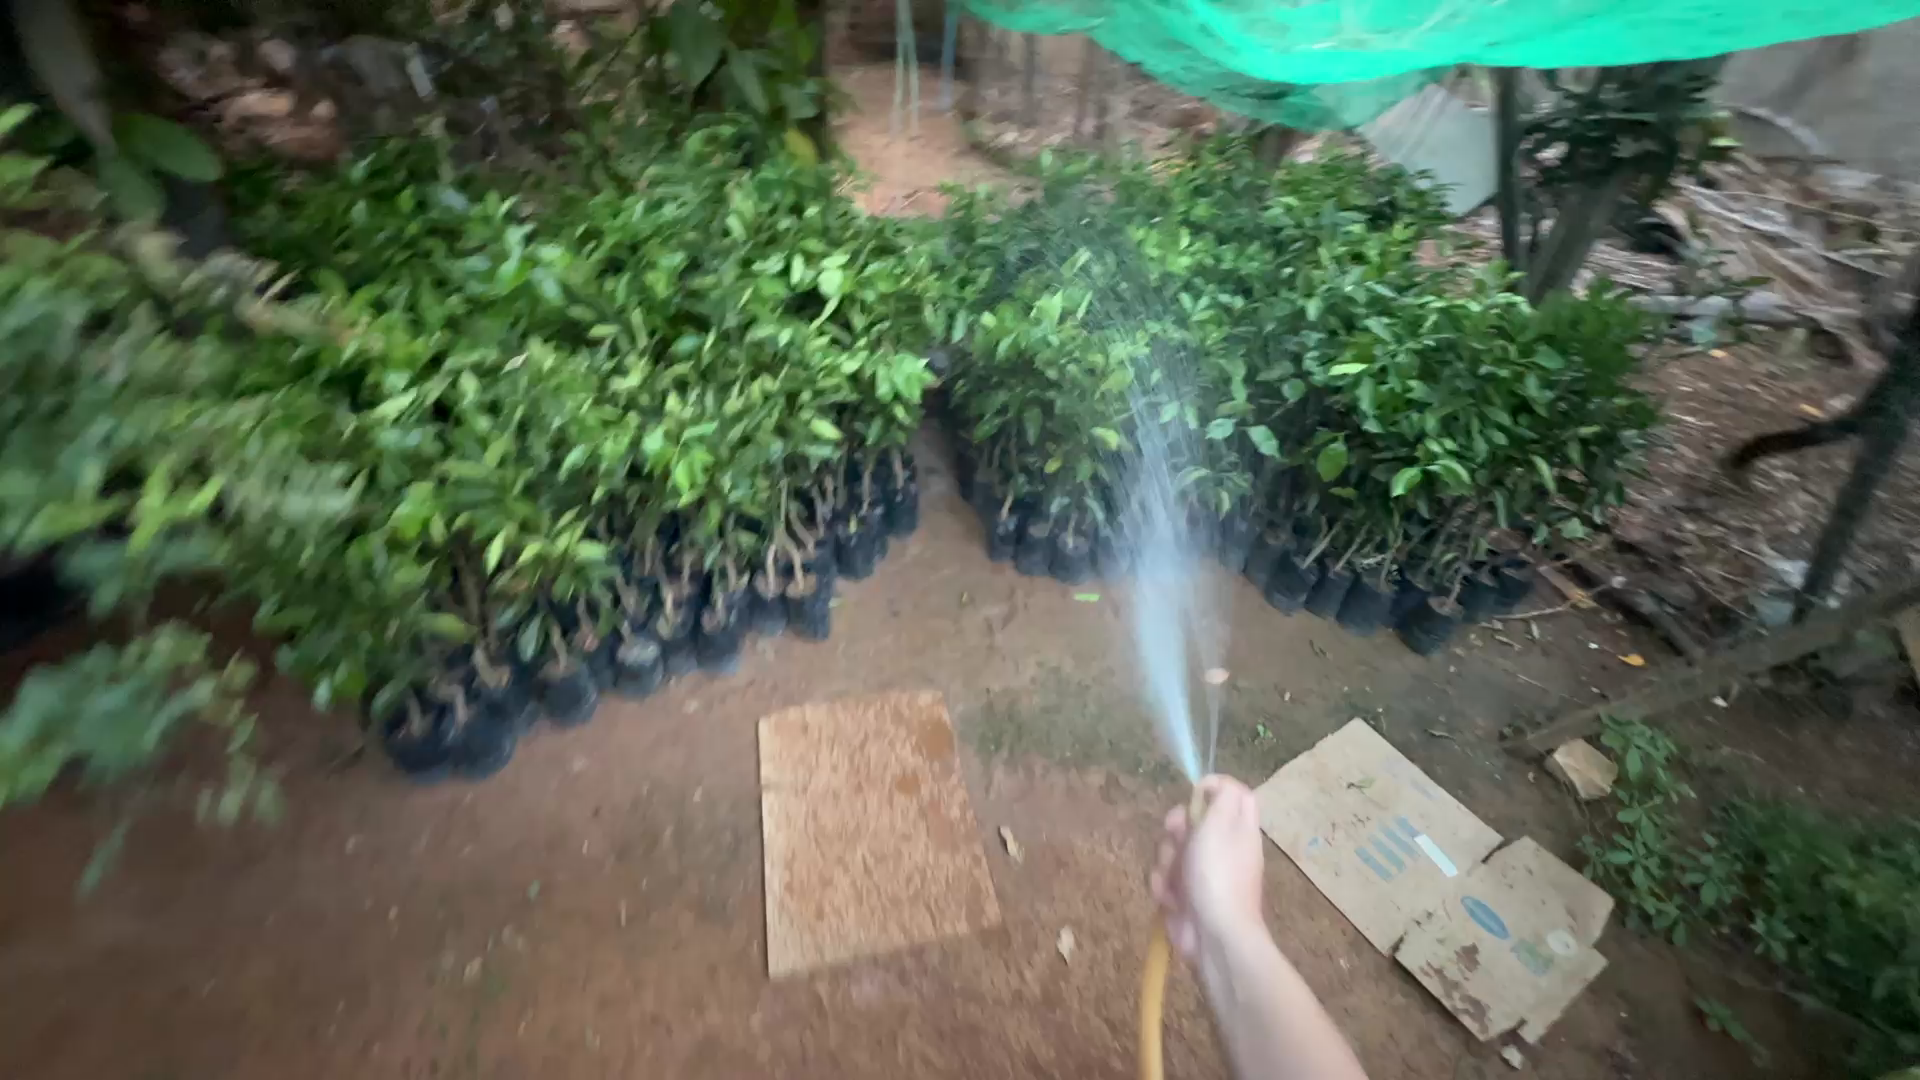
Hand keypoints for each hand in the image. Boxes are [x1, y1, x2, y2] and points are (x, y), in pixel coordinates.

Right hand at [1149, 774, 1265, 959]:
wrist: (1215, 937)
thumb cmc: (1219, 875)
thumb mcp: (1223, 824)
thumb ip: (1223, 796)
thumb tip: (1214, 784)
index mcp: (1238, 830)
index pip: (1234, 795)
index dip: (1213, 788)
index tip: (1194, 792)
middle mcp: (1221, 848)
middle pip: (1191, 821)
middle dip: (1175, 829)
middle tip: (1177, 837)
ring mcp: (1202, 873)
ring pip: (1171, 849)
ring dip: (1166, 862)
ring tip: (1174, 881)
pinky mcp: (1184, 895)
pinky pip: (1164, 877)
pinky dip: (1163, 887)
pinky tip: (1171, 899)